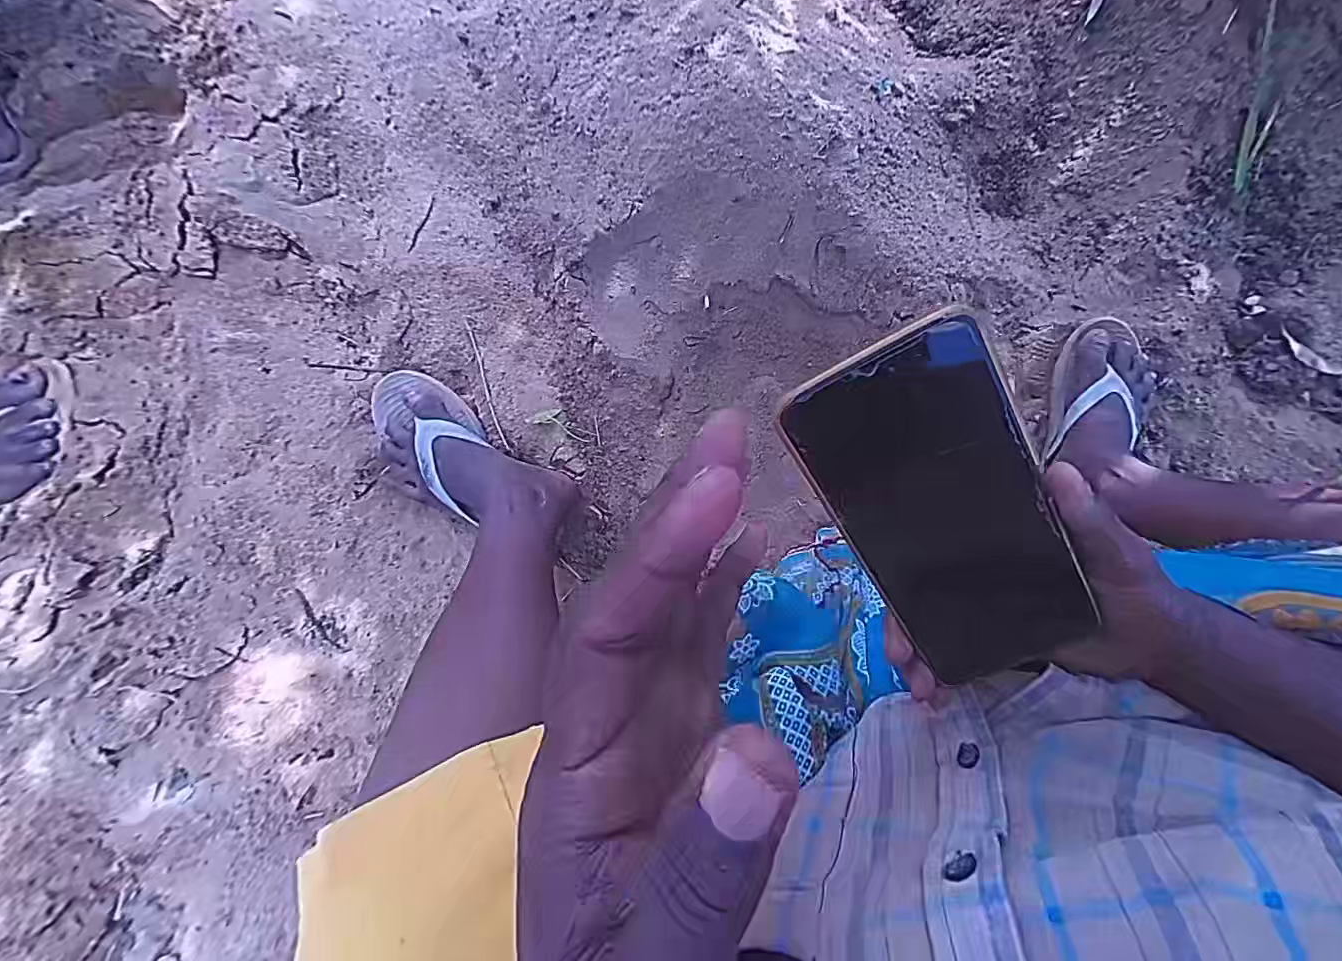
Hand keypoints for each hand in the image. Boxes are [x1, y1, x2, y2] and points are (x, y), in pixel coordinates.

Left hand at [518, 410, 801, 959]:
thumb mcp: (651, 953)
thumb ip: (702, 869)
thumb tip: (765, 754)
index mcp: (576, 761)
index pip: (610, 628)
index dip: (662, 551)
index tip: (717, 483)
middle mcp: (605, 720)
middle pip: (634, 596)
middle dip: (675, 513)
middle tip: (726, 434)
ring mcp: (643, 723)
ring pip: (669, 609)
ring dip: (699, 538)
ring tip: (735, 470)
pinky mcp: (676, 735)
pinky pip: (697, 646)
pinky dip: (720, 592)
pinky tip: (746, 552)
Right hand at [884, 462, 1200, 699]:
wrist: (1155, 640)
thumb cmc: (1133, 579)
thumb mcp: (1114, 544)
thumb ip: (1088, 514)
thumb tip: (1059, 471)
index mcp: (992, 538)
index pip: (932, 544)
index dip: (902, 564)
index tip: (889, 587)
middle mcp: (975, 569)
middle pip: (918, 590)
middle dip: (900, 623)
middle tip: (900, 656)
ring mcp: (980, 606)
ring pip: (928, 624)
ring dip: (914, 653)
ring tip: (919, 687)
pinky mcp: (993, 640)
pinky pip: (952, 653)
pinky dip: (937, 673)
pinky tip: (932, 693)